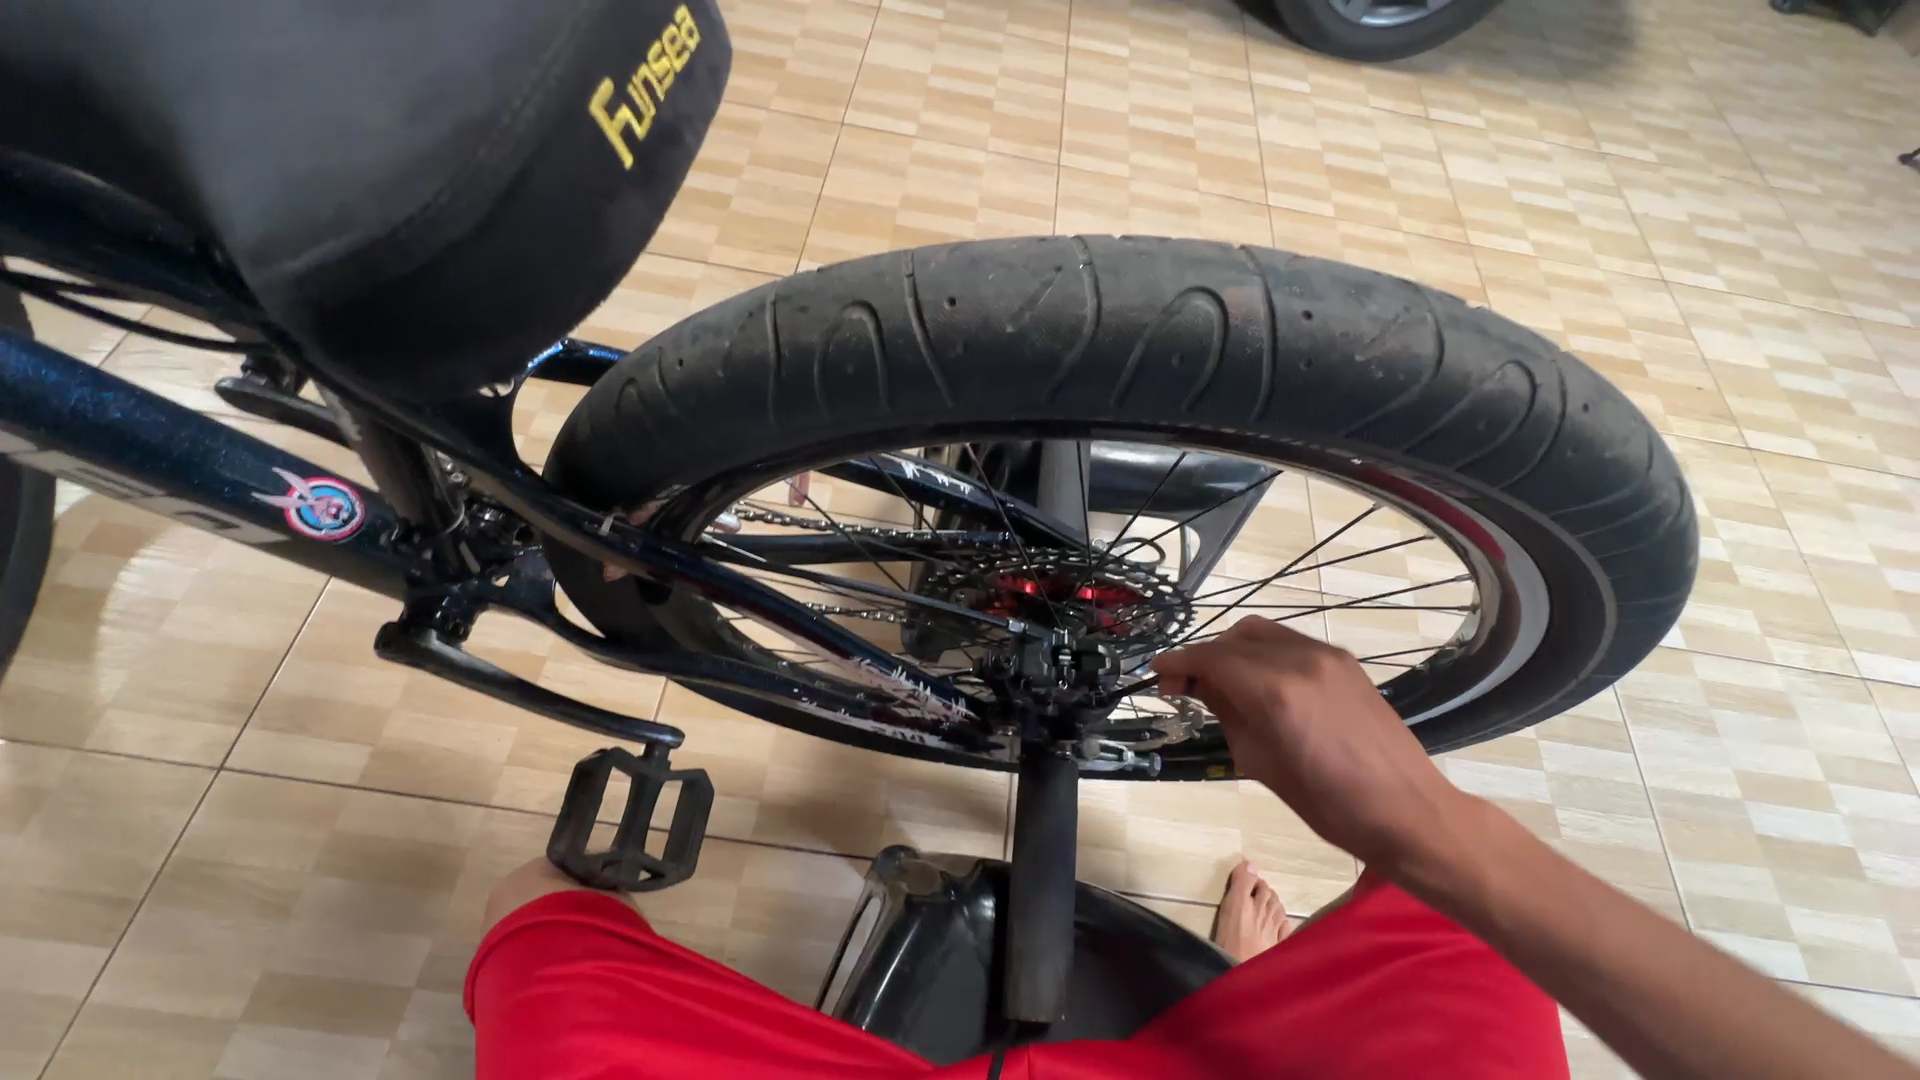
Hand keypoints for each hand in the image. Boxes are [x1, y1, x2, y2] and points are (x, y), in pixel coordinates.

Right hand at [1152, 618, 1471, 872]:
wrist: (1406, 810)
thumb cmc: (1327, 803)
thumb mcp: (1259, 761)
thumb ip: (1225, 712)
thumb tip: (1197, 685)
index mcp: (1275, 692)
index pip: (1211, 658)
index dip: (1178, 662)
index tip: (1158, 674)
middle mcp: (1299, 660)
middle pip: (1232, 638)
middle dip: (1202, 657)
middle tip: (1186, 687)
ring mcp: (1326, 655)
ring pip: (1259, 632)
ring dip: (1231, 649)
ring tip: (1221, 682)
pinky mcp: (1344, 660)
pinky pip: (1288, 641)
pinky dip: (1261, 652)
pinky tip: (1259, 681)